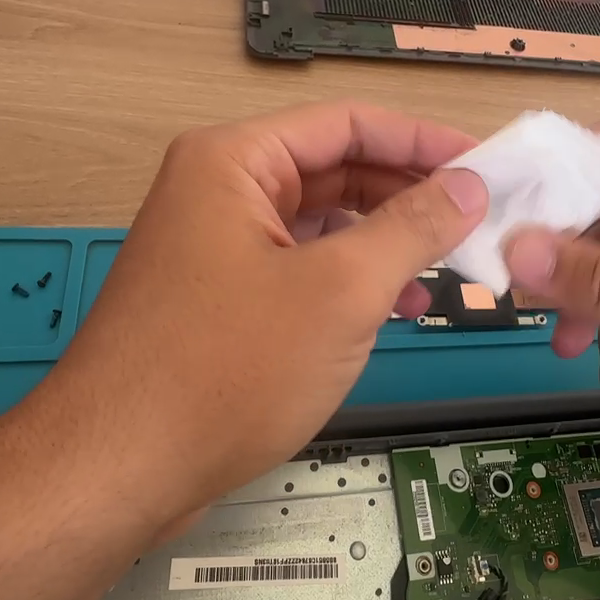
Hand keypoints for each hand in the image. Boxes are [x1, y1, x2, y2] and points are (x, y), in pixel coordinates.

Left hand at [44, 101, 486, 520]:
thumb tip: (468, 183)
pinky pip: (301, 262)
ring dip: (385, 240)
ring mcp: (218, 241)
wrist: (116, 475)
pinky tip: (394, 306)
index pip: (348, 124)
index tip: (484, 163)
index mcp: (235, 159)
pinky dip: (350, 278)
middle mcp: (221, 186)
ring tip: (447, 269)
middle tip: (477, 219)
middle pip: (335, 168)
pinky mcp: (222, 291)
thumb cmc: (226, 369)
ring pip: (322, 220)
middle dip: (408, 195)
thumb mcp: (339, 290)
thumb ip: (412, 227)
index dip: (421, 140)